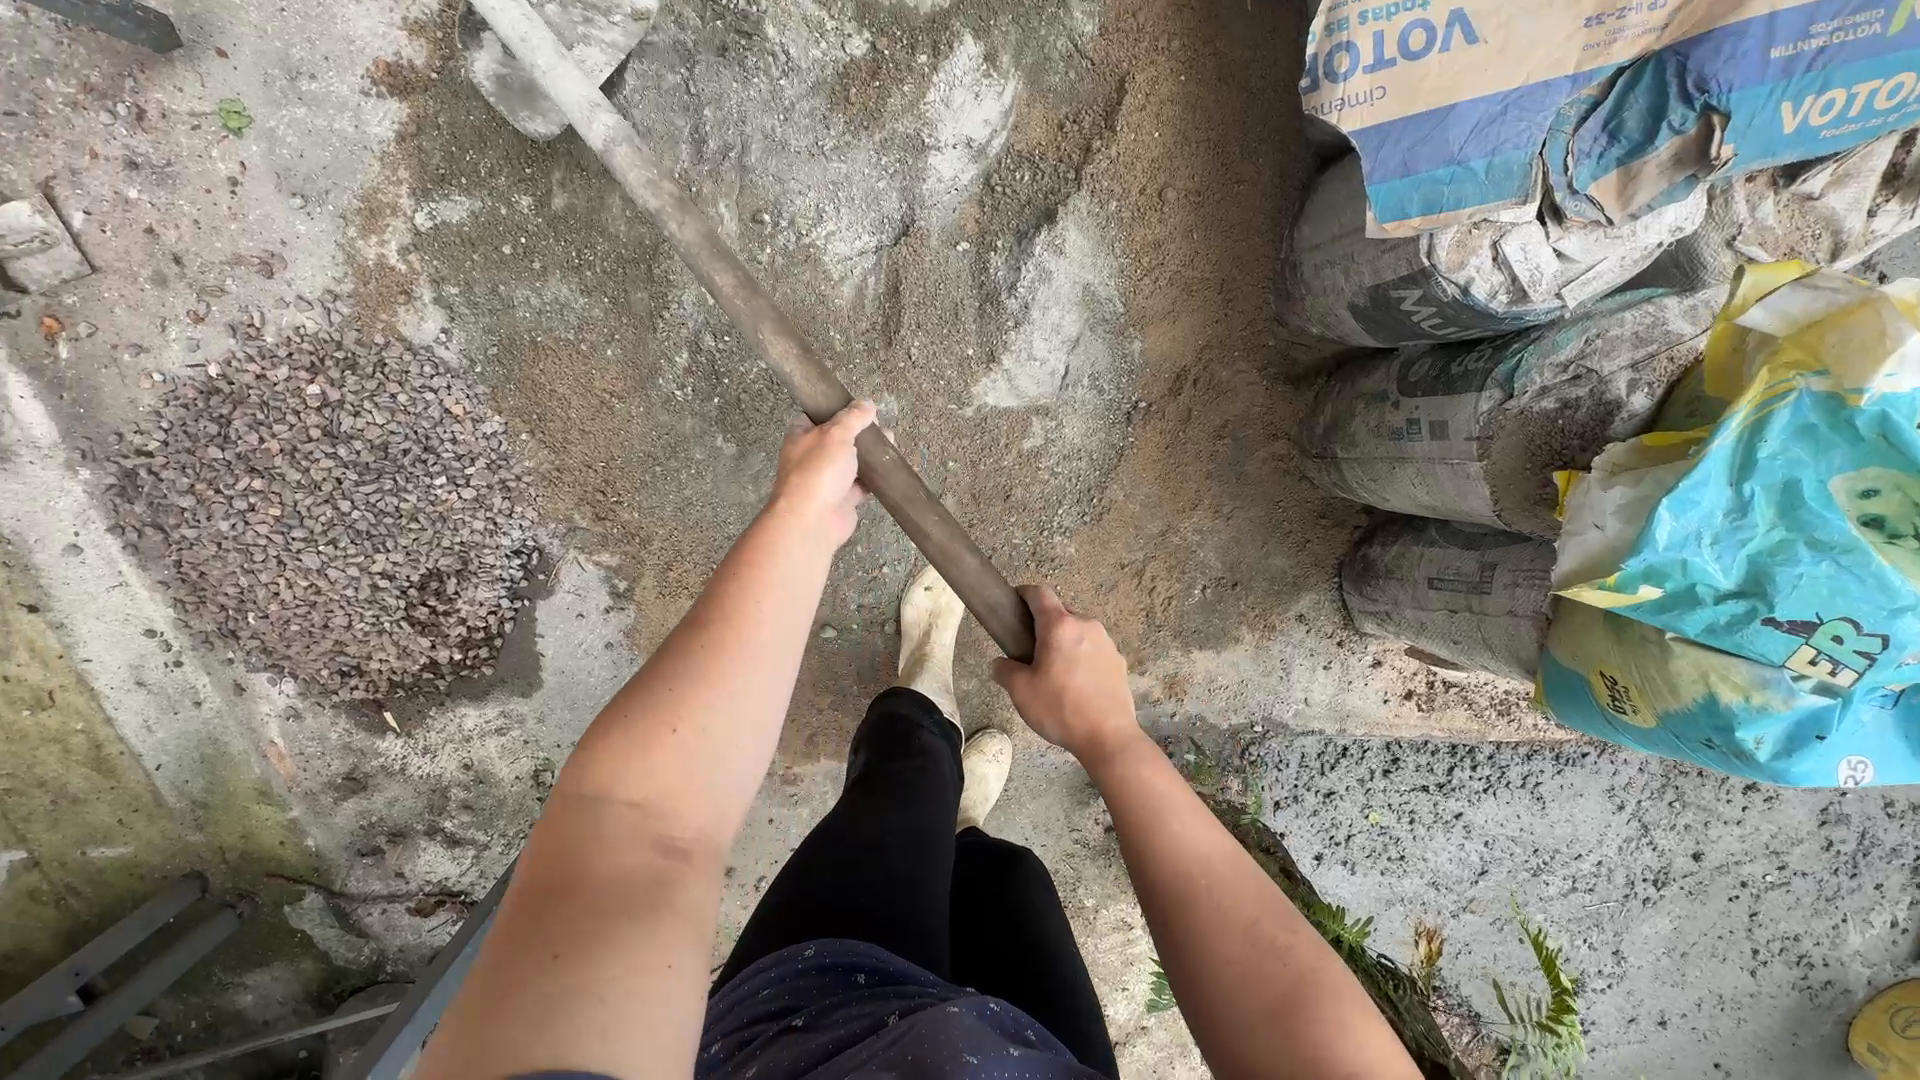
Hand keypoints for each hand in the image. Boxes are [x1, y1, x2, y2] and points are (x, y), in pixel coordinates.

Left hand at [767, 400, 875, 547]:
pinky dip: (874, 478)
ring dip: (870, 455)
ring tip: (890, 444)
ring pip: (852, 462)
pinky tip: (888, 469)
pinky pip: (861, 485)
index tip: (858, 407)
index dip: (837, 410)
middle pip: (839, 439)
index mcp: (801, 436)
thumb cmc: (818, 472)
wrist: (813, 520)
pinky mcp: (842, 498)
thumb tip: (867, 404)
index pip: (817, 416)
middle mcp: (812, 456)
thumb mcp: (837, 434)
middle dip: (860, 433)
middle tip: (880, 427)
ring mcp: (827, 479)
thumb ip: (853, 417)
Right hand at [990, 585, 1142, 767]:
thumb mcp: (1020, 691)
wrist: (1108, 737)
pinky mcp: (1119, 662)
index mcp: (1060, 626)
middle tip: (1030, 651)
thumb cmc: (1060, 709)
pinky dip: (1082, 658)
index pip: (1039, 593)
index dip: (1023, 593)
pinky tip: (1077, 685)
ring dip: (1065, 643)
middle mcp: (1086, 625)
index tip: (1014, 603)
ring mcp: (1107, 643)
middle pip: (1060, 614)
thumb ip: (1005, 670)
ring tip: (1055, 673)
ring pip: (1079, 633)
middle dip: (1044, 626)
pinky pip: (1094, 651)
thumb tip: (1001, 664)